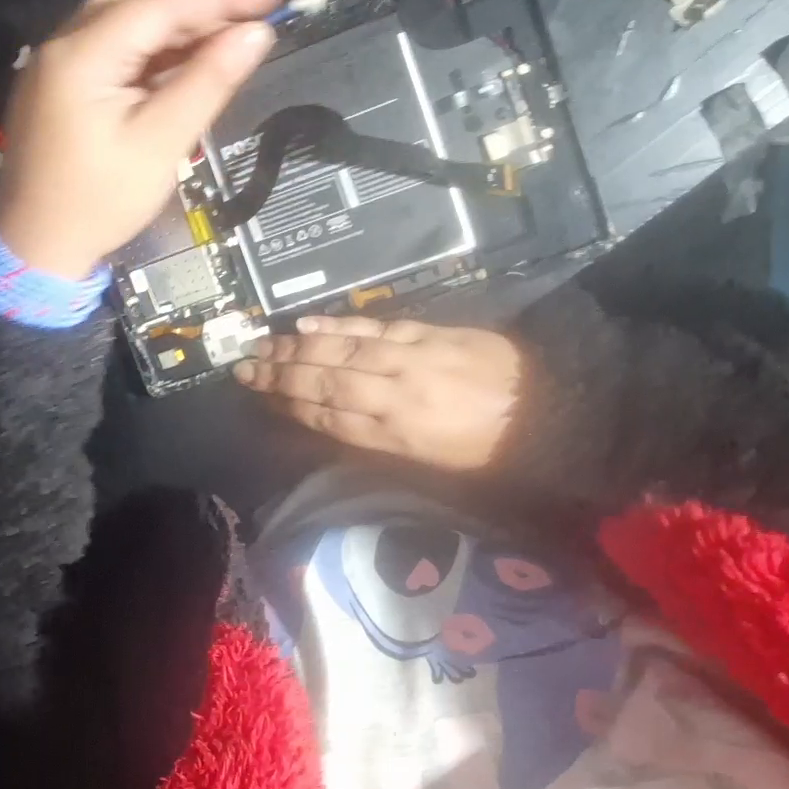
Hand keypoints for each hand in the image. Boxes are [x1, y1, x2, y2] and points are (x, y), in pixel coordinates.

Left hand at [0, 0, 281, 277]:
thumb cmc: (100, 201)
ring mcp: (54, 65)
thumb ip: (208, 81)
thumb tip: (256, 33)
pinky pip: (109, 51)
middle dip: (196, 9)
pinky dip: (148, 53)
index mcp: (83, 54)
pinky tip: (180, 69)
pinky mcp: (57, 87)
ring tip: (222, 46)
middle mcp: (62, 45)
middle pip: (138, 2)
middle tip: (247, 25)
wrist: (36, 249)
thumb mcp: (162, 142)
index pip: (161, 3)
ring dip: (174, 30)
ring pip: (123, 24)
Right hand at [233, 315, 521, 470]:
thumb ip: (382, 441)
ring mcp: (406, 359)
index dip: (289, 406)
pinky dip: (335, 324)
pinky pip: (370, 327)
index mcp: (395, 435)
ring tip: (261, 344)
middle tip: (242, 367)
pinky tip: (306, 324)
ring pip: (338, 351)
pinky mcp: (423, 333)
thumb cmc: (490, 449)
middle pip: (323, 381)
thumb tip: (333, 421)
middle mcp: (392, 395)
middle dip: (278, 375)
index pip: (328, 418)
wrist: (547, 407)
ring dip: (294, 347)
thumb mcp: (435, 464)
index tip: (258, 397)